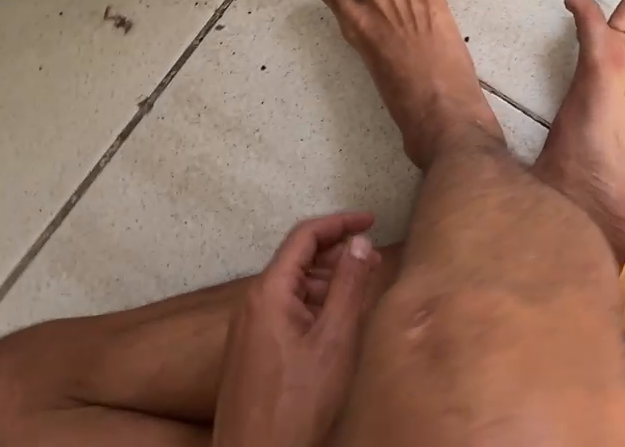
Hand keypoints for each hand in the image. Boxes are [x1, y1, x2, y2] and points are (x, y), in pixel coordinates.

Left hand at [213, 211, 379, 446]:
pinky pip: (287, 310)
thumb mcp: (335, 339)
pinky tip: (339, 320)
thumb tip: (360, 240)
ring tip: (363, 289)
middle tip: (375, 261)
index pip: (304, 236)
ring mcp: (249, 330)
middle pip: (298, 259)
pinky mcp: (253, 353)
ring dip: (329, 280)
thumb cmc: (299, 402)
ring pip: (294, 286)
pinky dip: (316, 304)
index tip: (372, 221)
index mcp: (268, 293)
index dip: (340, 222)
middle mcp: (252, 304)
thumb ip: (349, 284)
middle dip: (338, 253)